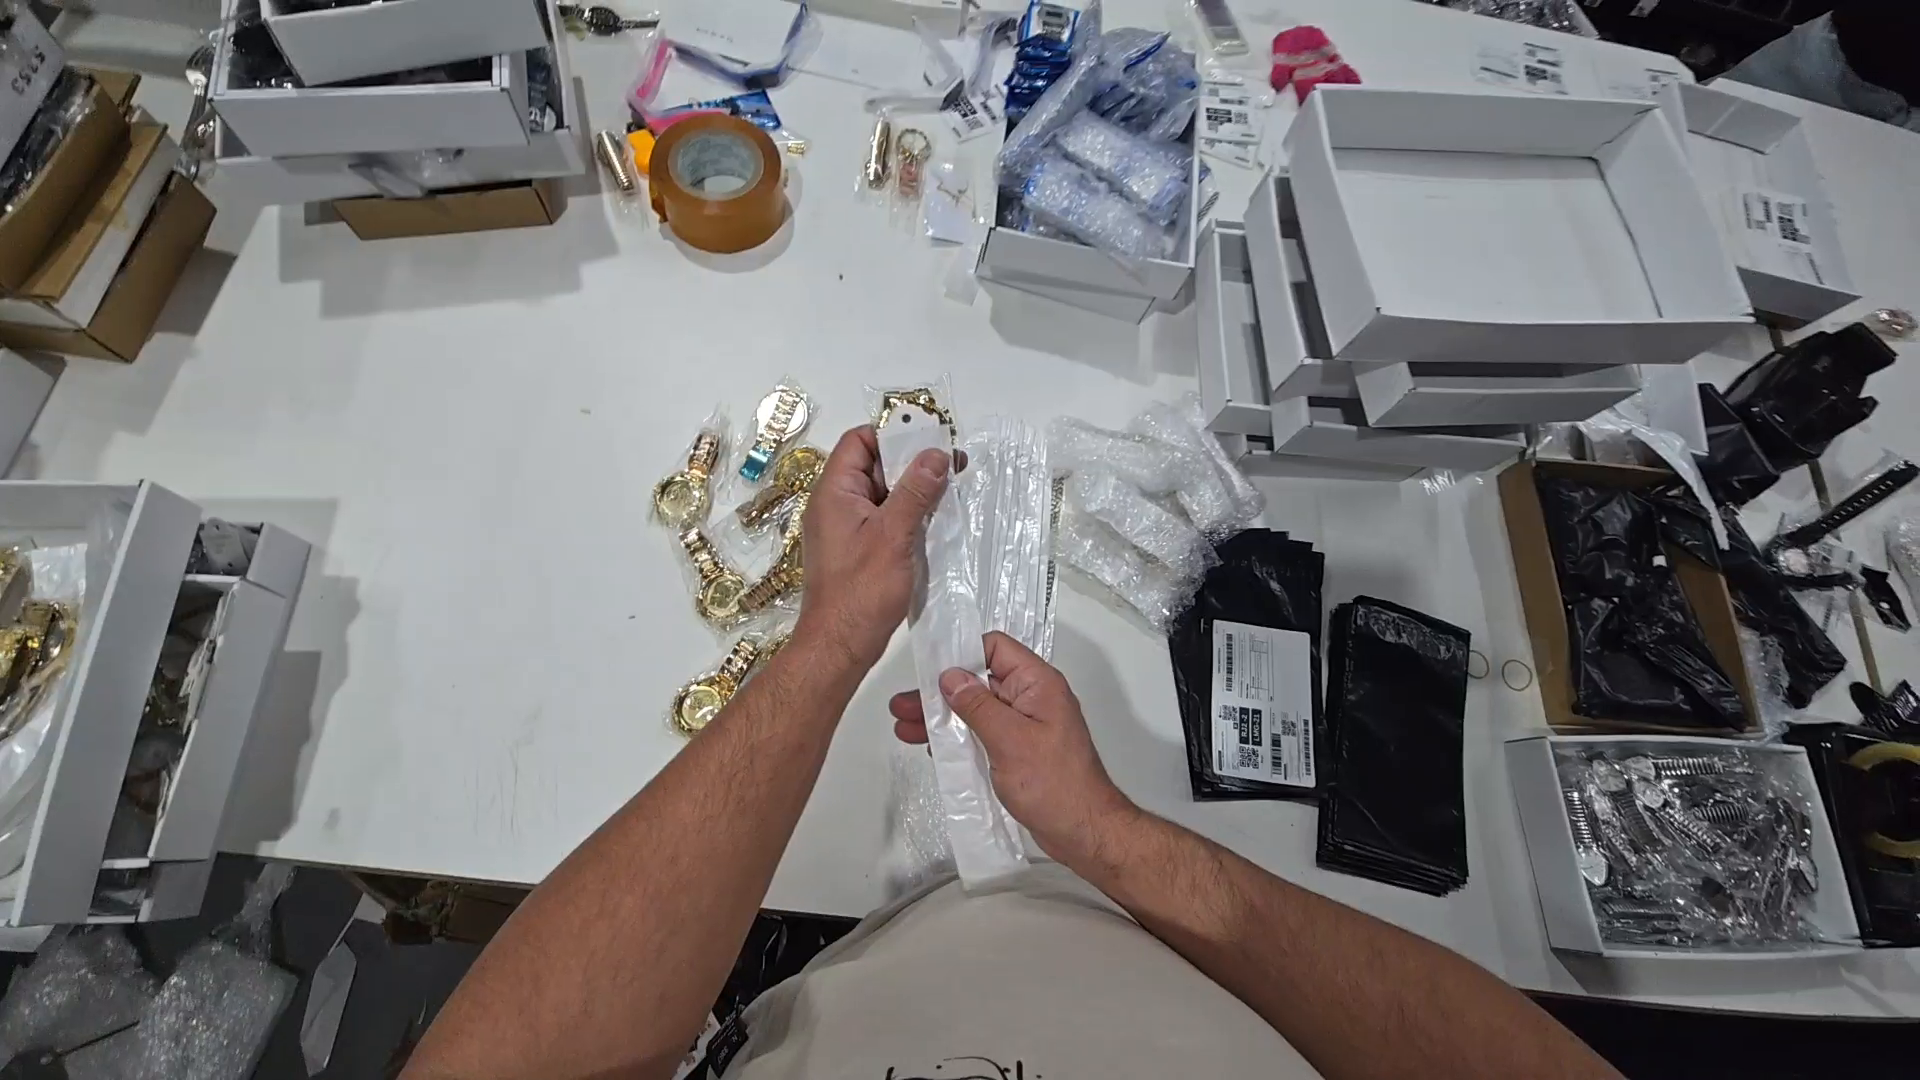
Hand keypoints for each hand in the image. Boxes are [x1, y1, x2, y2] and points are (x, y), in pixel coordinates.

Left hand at [794, 426, 948, 670]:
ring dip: (913, 490)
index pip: (859, 442)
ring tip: (950, 491)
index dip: (892, 435)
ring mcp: (847, 528)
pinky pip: (884, 518)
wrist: (840, 645)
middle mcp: (836, 504)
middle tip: (950, 466)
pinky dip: (908, 514)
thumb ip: (915, 492)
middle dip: (911, 462)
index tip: (929, 440)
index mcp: (835, 492)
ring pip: (882, 494)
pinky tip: (935, 520)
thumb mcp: (893, 535)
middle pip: (873, 465)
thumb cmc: (861, 591)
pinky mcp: (859, 549)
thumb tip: (936, 455)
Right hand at [889, 632, 1134, 859]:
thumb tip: (950, 676)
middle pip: (978, 682)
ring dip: (942, 718)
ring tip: (903, 729)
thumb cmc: (1052, 783)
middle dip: (939, 694)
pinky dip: (956, 739)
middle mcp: (1030, 698)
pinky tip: (928, 748)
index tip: (928, 670)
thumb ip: (977, 706)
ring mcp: (1024, 725)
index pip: (995, 648)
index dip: (961, 654)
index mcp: (1036, 683)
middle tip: (902, 707)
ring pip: (976, 710)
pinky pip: (982, 734)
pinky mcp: (1017, 751)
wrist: (1084, 833)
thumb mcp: (1009, 740)